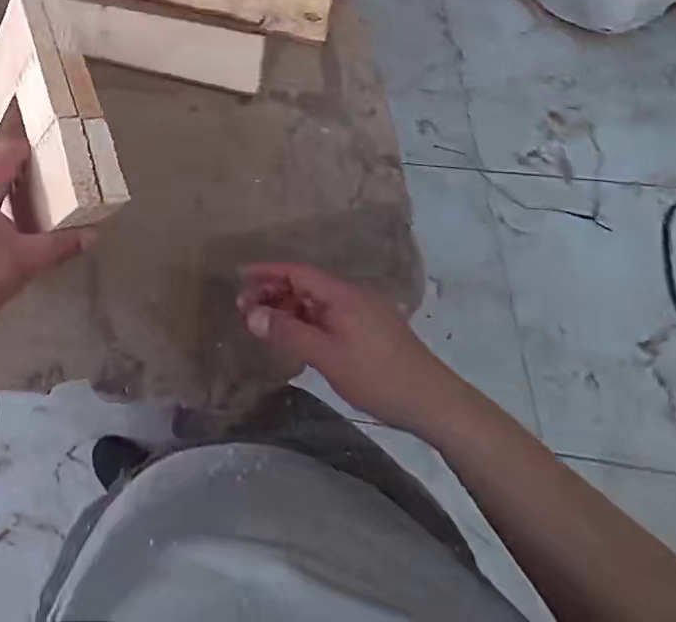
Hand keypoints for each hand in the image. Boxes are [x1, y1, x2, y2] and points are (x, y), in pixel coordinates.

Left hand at [0, 134, 93, 339]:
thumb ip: (61, 245)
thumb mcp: (26, 262)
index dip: (33, 145)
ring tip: (44, 186)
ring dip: (14, 179)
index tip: (58, 145)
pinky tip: (20, 213)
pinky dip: (4, 195)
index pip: (7, 152)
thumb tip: (92, 234)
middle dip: (26, 160)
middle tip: (56, 163)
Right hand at [237, 261, 463, 433]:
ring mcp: (363, 313)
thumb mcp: (326, 356)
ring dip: (287, 309)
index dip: (265, 272)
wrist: (436, 405)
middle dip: (272, 292)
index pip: (296, 271)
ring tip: (264, 326)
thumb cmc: (378, 376)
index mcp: (342, 294)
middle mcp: (352, 296)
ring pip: (315, 302)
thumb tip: (251, 315)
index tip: (238, 278)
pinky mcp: (370, 330)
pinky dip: (305, 321)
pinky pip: (328, 316)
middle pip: (304, 284)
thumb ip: (287, 333)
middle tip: (245, 310)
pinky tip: (295, 338)